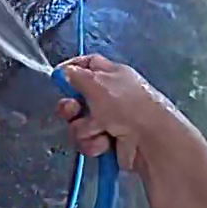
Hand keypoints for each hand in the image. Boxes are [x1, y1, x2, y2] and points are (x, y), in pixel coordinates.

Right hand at [55, 54, 198, 176]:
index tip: (56, 77)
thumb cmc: (126, 105)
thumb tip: (63, 72)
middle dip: (70, 108)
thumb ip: (75, 75)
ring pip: (78, 123)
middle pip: (76, 98)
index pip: (87, 64)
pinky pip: (86, 141)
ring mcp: (108, 120)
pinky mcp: (107, 141)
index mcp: (112, 75)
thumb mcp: (97, 83)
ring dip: (84, 129)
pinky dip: (93, 143)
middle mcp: (109, 96)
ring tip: (100, 131)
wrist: (149, 141)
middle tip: (74, 111)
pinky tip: (105, 143)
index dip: (70, 69)